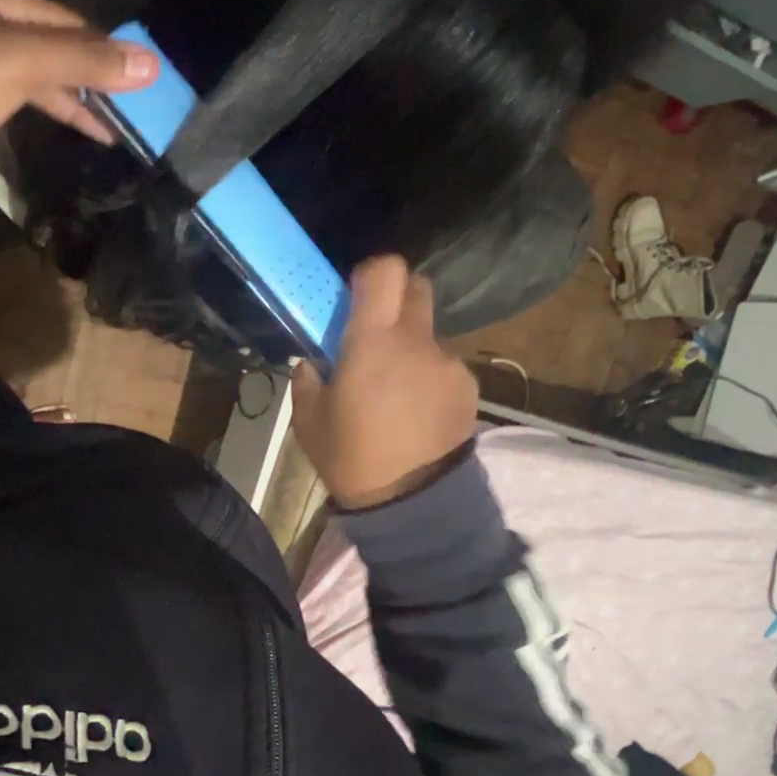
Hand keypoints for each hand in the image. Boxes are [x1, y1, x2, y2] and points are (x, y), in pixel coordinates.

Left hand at [0, 0, 157, 149]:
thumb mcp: (22, 62)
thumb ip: (84, 61)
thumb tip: (150, 65)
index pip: (65, 16)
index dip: (103, 44)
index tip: (140, 73)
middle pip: (58, 44)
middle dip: (97, 73)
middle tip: (138, 99)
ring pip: (47, 74)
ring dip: (84, 97)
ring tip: (124, 121)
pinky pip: (32, 97)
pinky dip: (63, 111)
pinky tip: (94, 128)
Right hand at [291, 256, 478, 509]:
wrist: (412, 503)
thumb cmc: (350, 458)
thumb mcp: (309, 422)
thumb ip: (307, 382)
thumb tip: (313, 364)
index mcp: (372, 342)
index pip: (385, 272)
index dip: (370, 273)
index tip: (355, 294)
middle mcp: (416, 341)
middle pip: (416, 288)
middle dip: (395, 299)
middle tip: (374, 332)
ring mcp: (448, 363)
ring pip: (429, 333)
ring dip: (411, 347)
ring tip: (395, 391)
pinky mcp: (469, 387)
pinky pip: (444, 366)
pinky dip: (429, 377)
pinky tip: (417, 412)